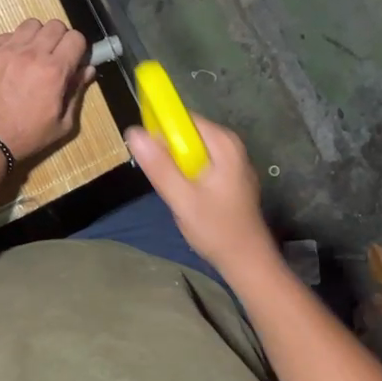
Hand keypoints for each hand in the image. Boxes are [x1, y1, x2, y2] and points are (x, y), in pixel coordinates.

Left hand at [0, 19, 94, 160]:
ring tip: (32, 55)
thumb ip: (77, 92)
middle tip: (54, 57)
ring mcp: (8, 49)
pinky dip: (15, 43)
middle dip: (60, 39)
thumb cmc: (27, 136)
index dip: (78, 48)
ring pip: (31, 24)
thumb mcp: (62, 123)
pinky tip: (12, 60)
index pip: (76, 38)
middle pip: (55, 25)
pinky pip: (8, 34)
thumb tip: (87, 70)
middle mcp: (33, 53)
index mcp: (54, 71)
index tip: (73, 60)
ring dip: (37, 36)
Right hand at [128, 116, 274, 273]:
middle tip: (166, 182)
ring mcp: (233, 160)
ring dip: (178, 167)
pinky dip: (189, 175)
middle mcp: (231, 144)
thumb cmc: (216, 229)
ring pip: (192, 150)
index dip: (161, 131)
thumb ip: (159, 166)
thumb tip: (133, 131)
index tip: (150, 156)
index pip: (183, 119)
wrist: (248, 262)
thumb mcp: (182, 199)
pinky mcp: (231, 175)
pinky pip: (201, 162)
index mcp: (223, 143)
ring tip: (178, 193)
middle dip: (170, 153)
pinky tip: (189, 199)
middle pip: (187, 134)